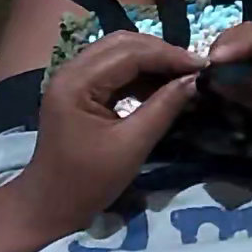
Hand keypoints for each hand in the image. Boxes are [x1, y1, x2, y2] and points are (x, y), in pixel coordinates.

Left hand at [7, 32, 205, 235]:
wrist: (50, 207)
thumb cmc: (88, 181)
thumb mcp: (132, 146)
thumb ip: (164, 108)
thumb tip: (194, 81)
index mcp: (77, 83)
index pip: (130, 53)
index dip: (168, 55)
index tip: (202, 65)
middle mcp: (72, 70)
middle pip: (123, 44)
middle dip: (161, 52)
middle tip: (193, 68)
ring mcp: (74, 78)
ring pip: (119, 52)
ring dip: (152, 60)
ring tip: (182, 75)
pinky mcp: (80, 89)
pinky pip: (114, 68)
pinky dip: (140, 73)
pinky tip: (162, 85)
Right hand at [207, 22, 251, 207]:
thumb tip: (213, 75)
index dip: (242, 41)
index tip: (216, 57)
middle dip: (228, 52)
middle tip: (205, 67)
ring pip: (242, 66)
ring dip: (222, 71)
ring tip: (202, 80)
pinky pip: (238, 90)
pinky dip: (223, 91)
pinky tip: (208, 95)